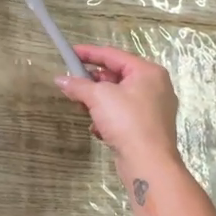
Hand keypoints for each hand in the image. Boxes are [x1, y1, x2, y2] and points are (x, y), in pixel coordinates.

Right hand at [55, 45, 180, 163]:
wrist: (148, 163)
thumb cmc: (126, 121)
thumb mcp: (98, 97)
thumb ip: (78, 85)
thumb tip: (60, 79)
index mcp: (148, 72)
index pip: (113, 55)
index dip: (89, 53)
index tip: (70, 52)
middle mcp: (155, 86)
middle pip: (116, 76)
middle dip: (92, 82)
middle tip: (73, 85)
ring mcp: (154, 108)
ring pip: (117, 97)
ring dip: (97, 102)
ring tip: (83, 108)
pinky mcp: (148, 127)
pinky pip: (123, 114)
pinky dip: (108, 117)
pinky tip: (98, 129)